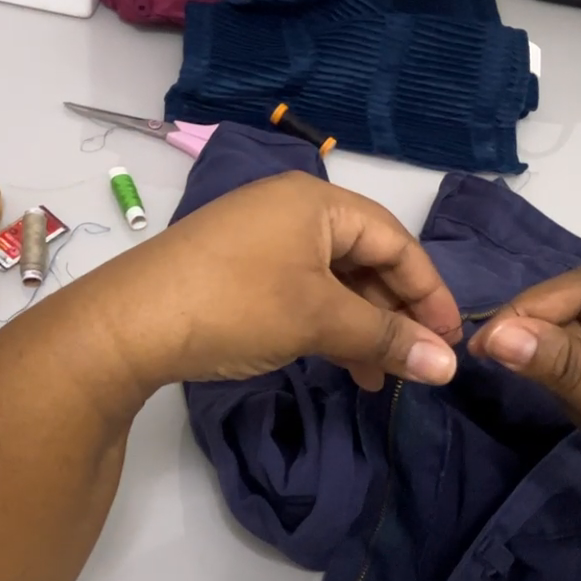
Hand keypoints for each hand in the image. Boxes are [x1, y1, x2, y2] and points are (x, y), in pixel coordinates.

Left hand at [56, 171, 461, 392]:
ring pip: (332, 280)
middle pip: (365, 258)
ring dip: (359, 326)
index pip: (396, 241)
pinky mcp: (238, 268)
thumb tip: (448, 366)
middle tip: (414, 364)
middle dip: (393, 314)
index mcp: (317, 201)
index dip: (429, 293)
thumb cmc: (236, 305)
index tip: (451, 343)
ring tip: (375, 378)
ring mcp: (261, 238)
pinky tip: (336, 360)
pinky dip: (324, 323)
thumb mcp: (317, 320)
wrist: (129, 323)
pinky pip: (300, 289)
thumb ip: (384, 339)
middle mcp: (291, 209)